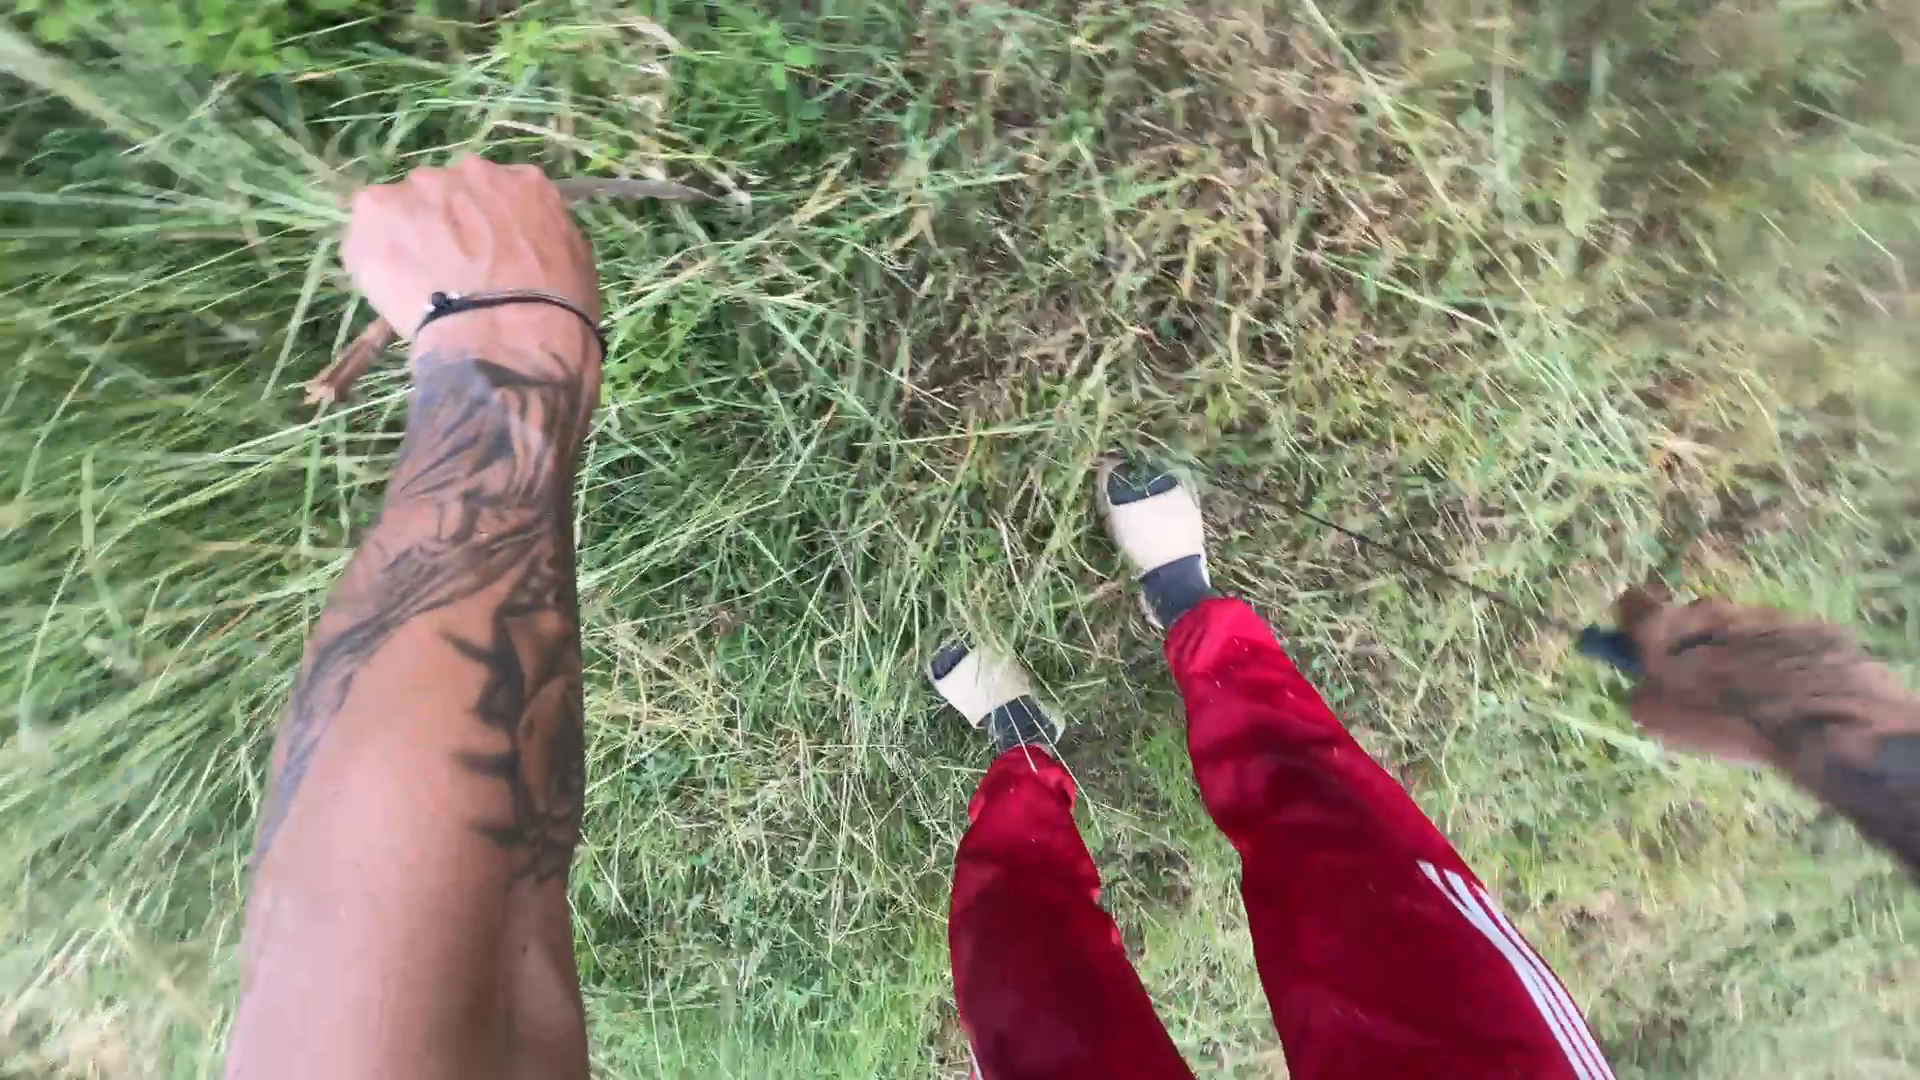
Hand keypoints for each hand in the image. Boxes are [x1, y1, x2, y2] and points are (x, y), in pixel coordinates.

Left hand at [342, 157, 598, 344]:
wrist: (513, 339)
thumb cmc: (560, 311)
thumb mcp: (578, 266)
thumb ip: (547, 237)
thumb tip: (528, 242)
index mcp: (526, 184)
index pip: (506, 194)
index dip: (498, 226)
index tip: (498, 254)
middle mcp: (469, 172)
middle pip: (451, 194)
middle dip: (452, 226)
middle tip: (461, 272)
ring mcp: (418, 188)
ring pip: (408, 211)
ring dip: (414, 240)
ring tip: (429, 288)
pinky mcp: (373, 213)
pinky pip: (373, 236)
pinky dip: (384, 262)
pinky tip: (405, 295)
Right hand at [1615, 586, 1910, 766]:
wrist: (1831, 731)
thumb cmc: (1725, 721)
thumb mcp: (1657, 717)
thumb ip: (1643, 690)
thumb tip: (1648, 685)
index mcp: (1666, 625)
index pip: (1632, 603)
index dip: (1634, 625)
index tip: (1640, 647)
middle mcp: (1715, 609)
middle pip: (1694, 615)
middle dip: (1693, 639)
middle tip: (1702, 677)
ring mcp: (1773, 617)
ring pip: (1745, 628)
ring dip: (1741, 650)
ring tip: (1756, 691)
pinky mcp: (1825, 632)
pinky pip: (1792, 642)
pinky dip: (1787, 661)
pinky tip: (1795, 693)